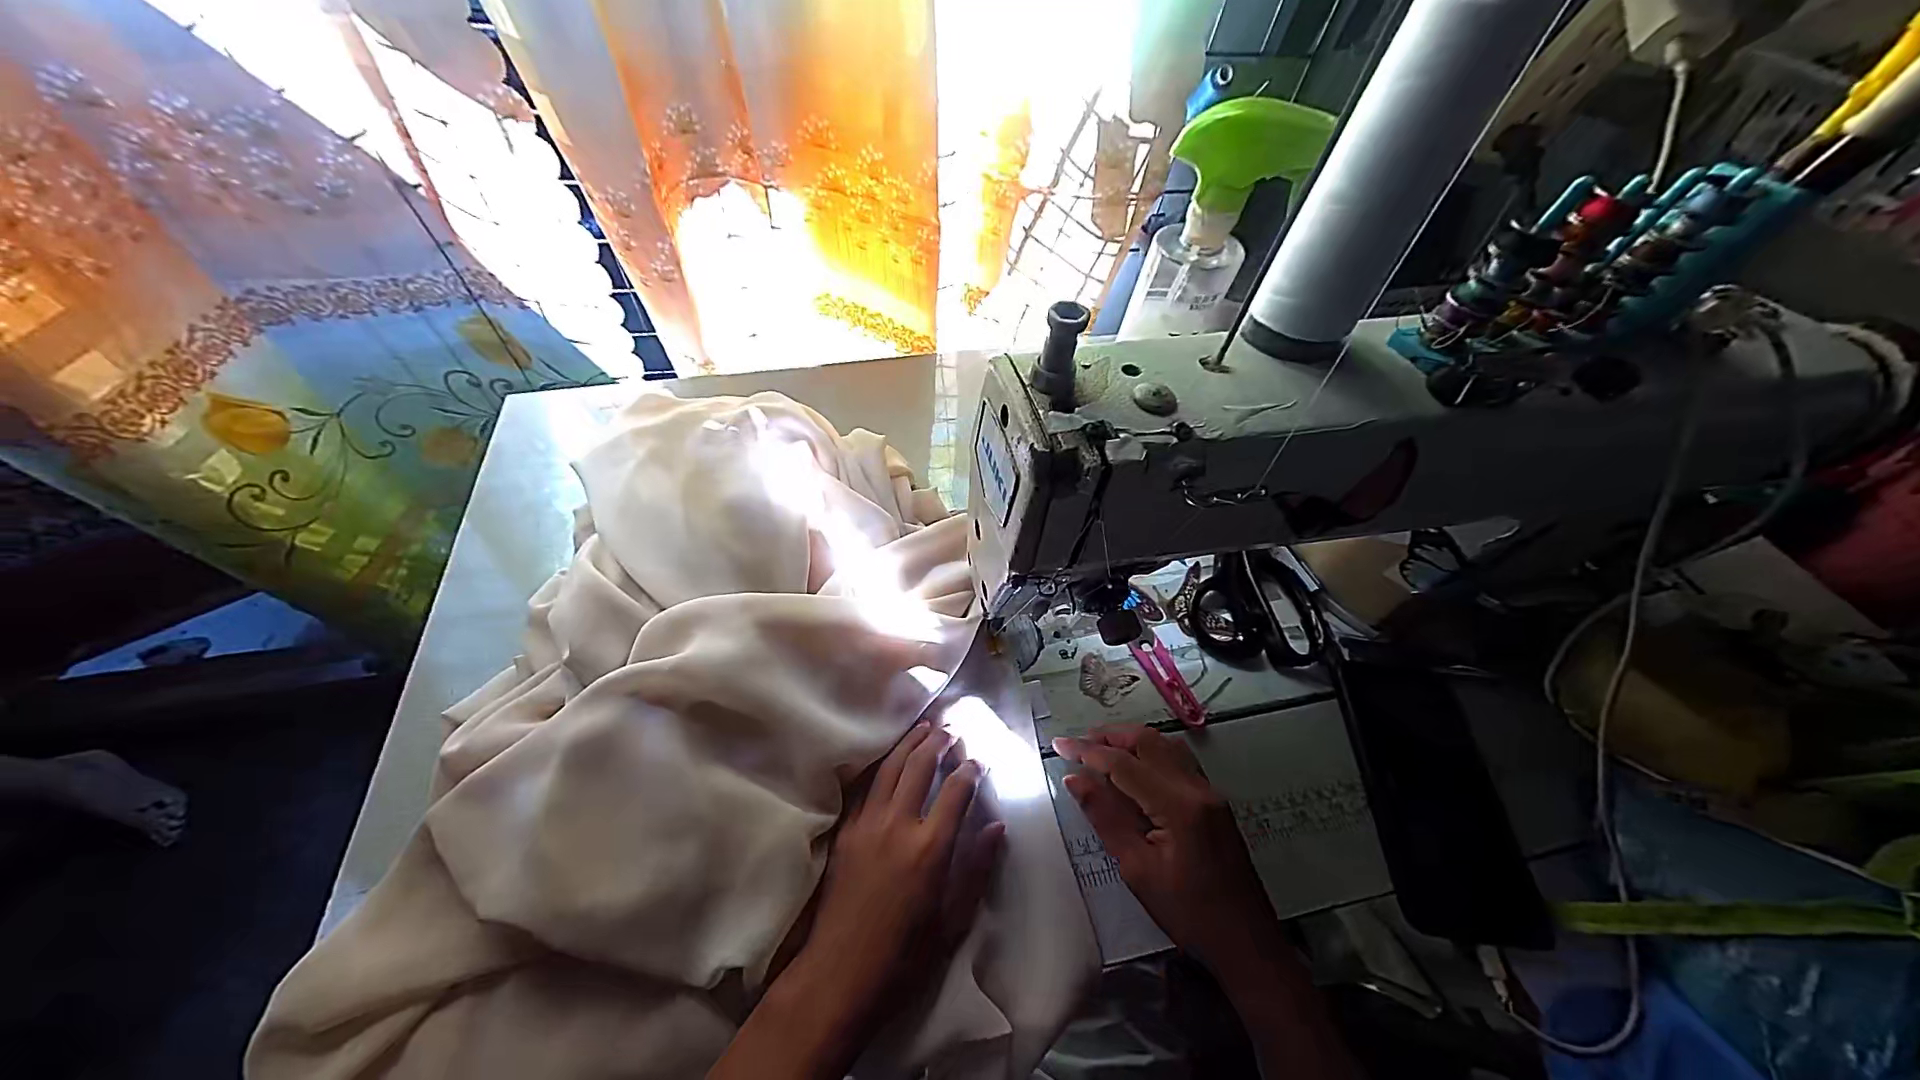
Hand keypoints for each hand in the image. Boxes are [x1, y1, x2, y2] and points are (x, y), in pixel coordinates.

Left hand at [710, 721, 1003, 1079]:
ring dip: (908, 745)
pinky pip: (865, 787)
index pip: (956, 790)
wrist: (839, 975)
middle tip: (949, 730)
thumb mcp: (953, 921)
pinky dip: (880, 766)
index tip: (978, 760)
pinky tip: (886, 760)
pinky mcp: (845, 832)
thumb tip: (997, 827)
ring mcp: (866, 825)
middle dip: (937, 743)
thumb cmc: (905, 957)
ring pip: (889, 769)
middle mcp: (898, 825)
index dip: (969, 769)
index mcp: (931, 848)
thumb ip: (977, 869)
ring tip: (922, 729)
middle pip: (919, 767)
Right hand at [1053, 725, 1279, 969]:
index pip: (1124, 763)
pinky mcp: (1213, 801)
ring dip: (1130, 740)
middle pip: (1148, 740)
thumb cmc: (1189, 914)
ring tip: (1099, 751)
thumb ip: (1106, 817)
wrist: (1247, 942)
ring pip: (1165, 745)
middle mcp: (1197, 788)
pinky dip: (1150, 752)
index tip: (1060, 745)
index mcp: (1178, 806)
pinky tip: (1132, 767)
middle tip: (1077, 744)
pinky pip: (1178, 760)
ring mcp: (1209, 792)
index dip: (1088, 751)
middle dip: (1109, 736)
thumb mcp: (1137, 870)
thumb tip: (1075, 780)